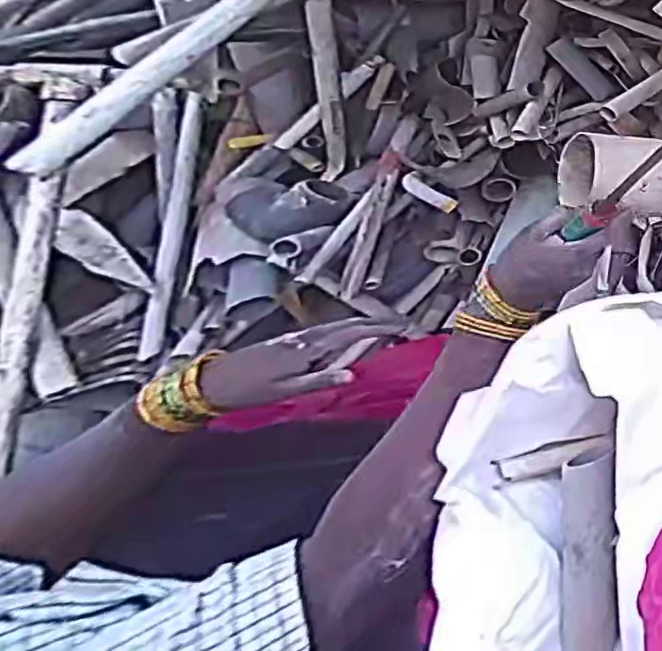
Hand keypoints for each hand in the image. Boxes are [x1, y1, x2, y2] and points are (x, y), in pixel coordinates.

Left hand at [197, 318, 406, 409]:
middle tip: (402, 324)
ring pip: (340, 324)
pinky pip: (328, 329)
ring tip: (383, 328)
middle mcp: (307, 336)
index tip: (405, 327)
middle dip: (380, 321)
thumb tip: (353, 374)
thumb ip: (322, 380)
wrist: (205, 384)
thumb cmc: (245, 391)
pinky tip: (348, 335)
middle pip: (352, 323)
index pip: (357, 331)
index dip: (384, 327)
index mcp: (311, 347)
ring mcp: (298, 336)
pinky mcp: (290, 339)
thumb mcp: (285, 391)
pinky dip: (347, 329)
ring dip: (365, 323)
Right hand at [488, 209, 622, 311]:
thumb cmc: (517, 266)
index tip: (604, 209)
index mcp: (579, 253)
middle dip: (595, 228)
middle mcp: (587, 266)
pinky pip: (589, 260)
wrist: (506, 295)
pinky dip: (582, 252)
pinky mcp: (580, 281)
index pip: (609, 231)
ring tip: (565, 239)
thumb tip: (579, 208)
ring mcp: (584, 275)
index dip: (608, 217)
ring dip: (588, 240)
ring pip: (597, 250)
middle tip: (579, 223)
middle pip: (605, 240)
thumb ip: (561, 216)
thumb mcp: (535, 231)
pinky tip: (563, 251)